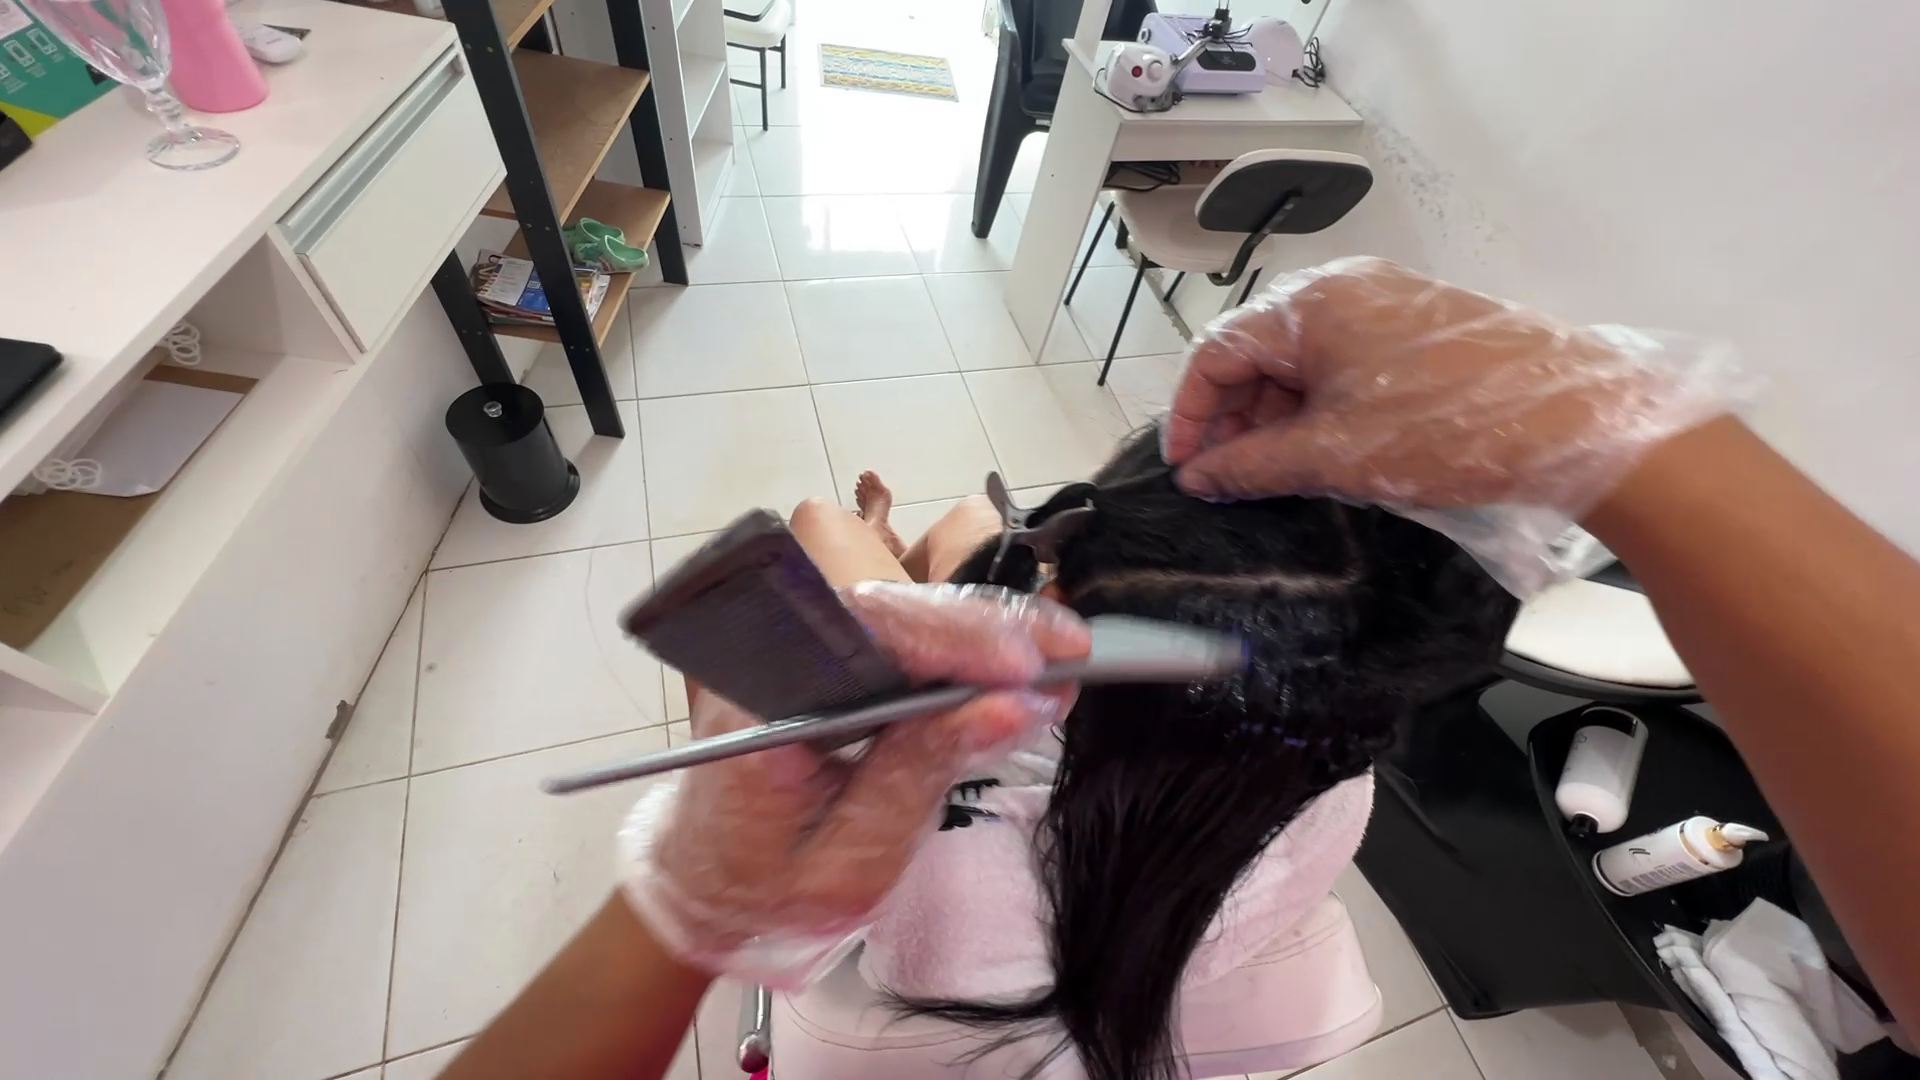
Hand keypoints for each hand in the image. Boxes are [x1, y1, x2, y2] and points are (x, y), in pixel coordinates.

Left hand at [618, 582, 1089, 986]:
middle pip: (889, 608)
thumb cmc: (768, 894)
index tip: (1025, 664)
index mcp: (758, 703)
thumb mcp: (854, 857)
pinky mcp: (825, 663)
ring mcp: (795, 654)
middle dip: (986, 625)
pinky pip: (901, 642)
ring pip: (902, 616)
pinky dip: (963, 654)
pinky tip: (1015, 668)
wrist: (711, 894)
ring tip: (1058, 655)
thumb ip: (926, 770)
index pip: (860, 633)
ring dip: (984, 633)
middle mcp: (771, 657)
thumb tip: (1020, 704)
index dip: (948, 635)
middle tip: (1072, 646)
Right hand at [1162, 256, 1757, 510]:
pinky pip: (1333, 367)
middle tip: (1226, 474)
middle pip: (1252, 354)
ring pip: (1292, 363)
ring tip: (1269, 469)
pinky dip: (1310, 409)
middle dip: (1230, 418)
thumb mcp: (1328, 454)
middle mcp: (1339, 291)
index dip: (1189, 414)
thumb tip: (1195, 478)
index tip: (1185, 467)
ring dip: (1269, 418)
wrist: (1584, 426)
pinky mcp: (1409, 332)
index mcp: (1309, 305)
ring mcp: (1379, 307)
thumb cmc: (1440, 429)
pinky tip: (1314, 449)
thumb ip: (1246, 464)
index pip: (1215, 353)